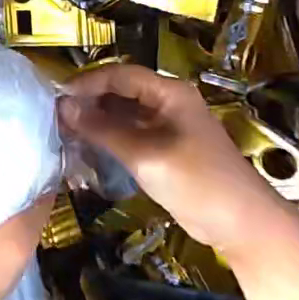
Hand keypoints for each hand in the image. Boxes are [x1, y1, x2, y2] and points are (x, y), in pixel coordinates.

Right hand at [57, 64, 271, 247]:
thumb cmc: (197, 182)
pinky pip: (130, 134)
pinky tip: (87, 147)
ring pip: (122, 113)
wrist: (242, 224)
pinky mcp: (164, 149)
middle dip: (88, 101)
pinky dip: (108, 138)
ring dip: (96, 120)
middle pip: (120, 91)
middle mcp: (167, 102)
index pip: (119, 75)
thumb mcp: (145, 155)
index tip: (57, 97)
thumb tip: (64, 108)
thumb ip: (103, 130)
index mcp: (169, 92)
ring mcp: (166, 126)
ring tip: (65, 131)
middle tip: (56, 116)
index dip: (87, 83)